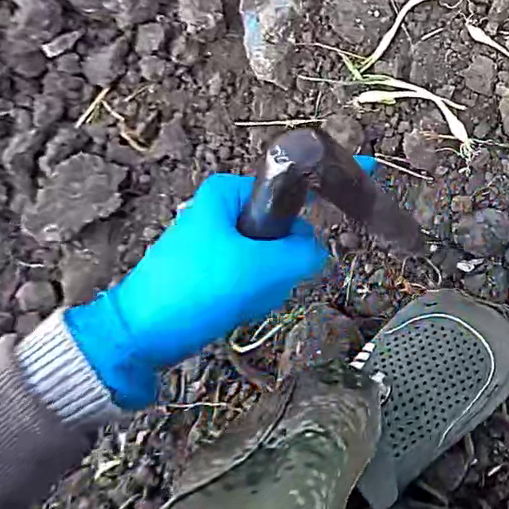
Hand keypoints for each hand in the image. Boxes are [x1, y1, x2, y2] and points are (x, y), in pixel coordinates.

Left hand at [66, 161, 372, 407]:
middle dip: (288, 258)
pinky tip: (240, 306)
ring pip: (277, 254)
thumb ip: (306, 251)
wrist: (135, 339)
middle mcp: (226, 208)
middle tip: (270, 278)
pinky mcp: (218, 267)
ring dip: (272, 280)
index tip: (373, 170)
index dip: (335, 179)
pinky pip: (259, 272)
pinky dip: (258, 291)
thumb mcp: (262, 267)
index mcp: (230, 191)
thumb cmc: (195, 290)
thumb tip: (316, 253)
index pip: (296, 180)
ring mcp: (222, 239)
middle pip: (289, 226)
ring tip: (246, 297)